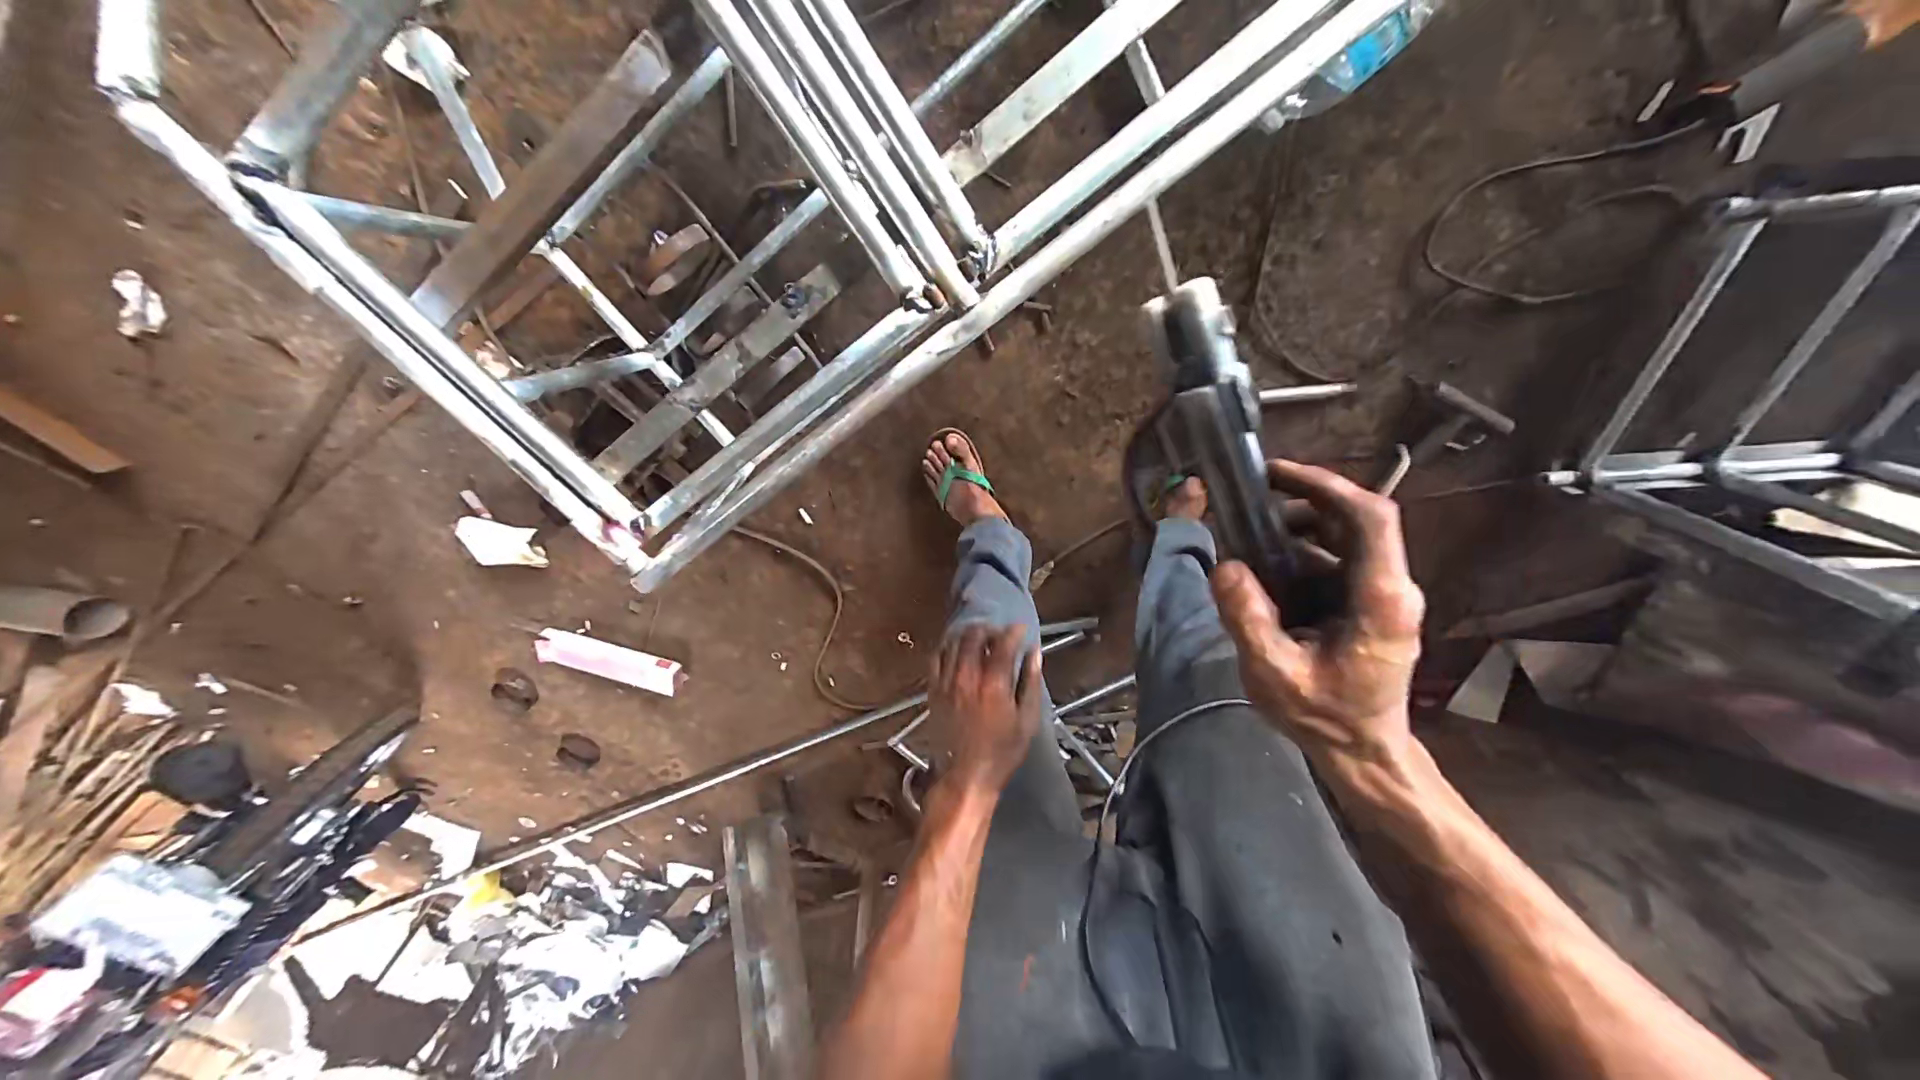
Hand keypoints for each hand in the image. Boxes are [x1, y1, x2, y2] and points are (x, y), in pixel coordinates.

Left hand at [930, 624, 1043, 796]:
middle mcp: (966, 677)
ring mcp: (946, 682)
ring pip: (953, 643)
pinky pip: (936, 658)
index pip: (1002, 643)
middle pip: (973, 636)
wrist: (964, 776)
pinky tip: (957, 651)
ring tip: (980, 639)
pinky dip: (948, 647)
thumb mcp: (1027, 720)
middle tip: (999, 634)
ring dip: (968, 635)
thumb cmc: (1001, 752)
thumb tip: (1033, 654)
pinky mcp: (933, 690)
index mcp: (993, 685)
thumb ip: (1030, 682)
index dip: (1013, 631)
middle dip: (989, 629)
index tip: (1020, 629)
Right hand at [1210, 460, 1424, 771]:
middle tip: (1252, 504)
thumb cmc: (1324, 716)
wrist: (1363, 751)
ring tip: (1252, 537)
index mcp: (1380, 600)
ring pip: (1345, 538)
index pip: (1370, 518)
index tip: (1276, 475)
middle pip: (1356, 520)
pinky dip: (1301, 551)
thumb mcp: (1274, 674)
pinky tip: (1267, 568)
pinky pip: (1336, 560)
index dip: (1325, 486)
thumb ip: (1249, 619)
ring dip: (1300, 528)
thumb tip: (1226, 565)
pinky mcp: (1368, 604)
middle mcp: (1391, 589)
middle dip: (1304, 502)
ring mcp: (1383, 596)